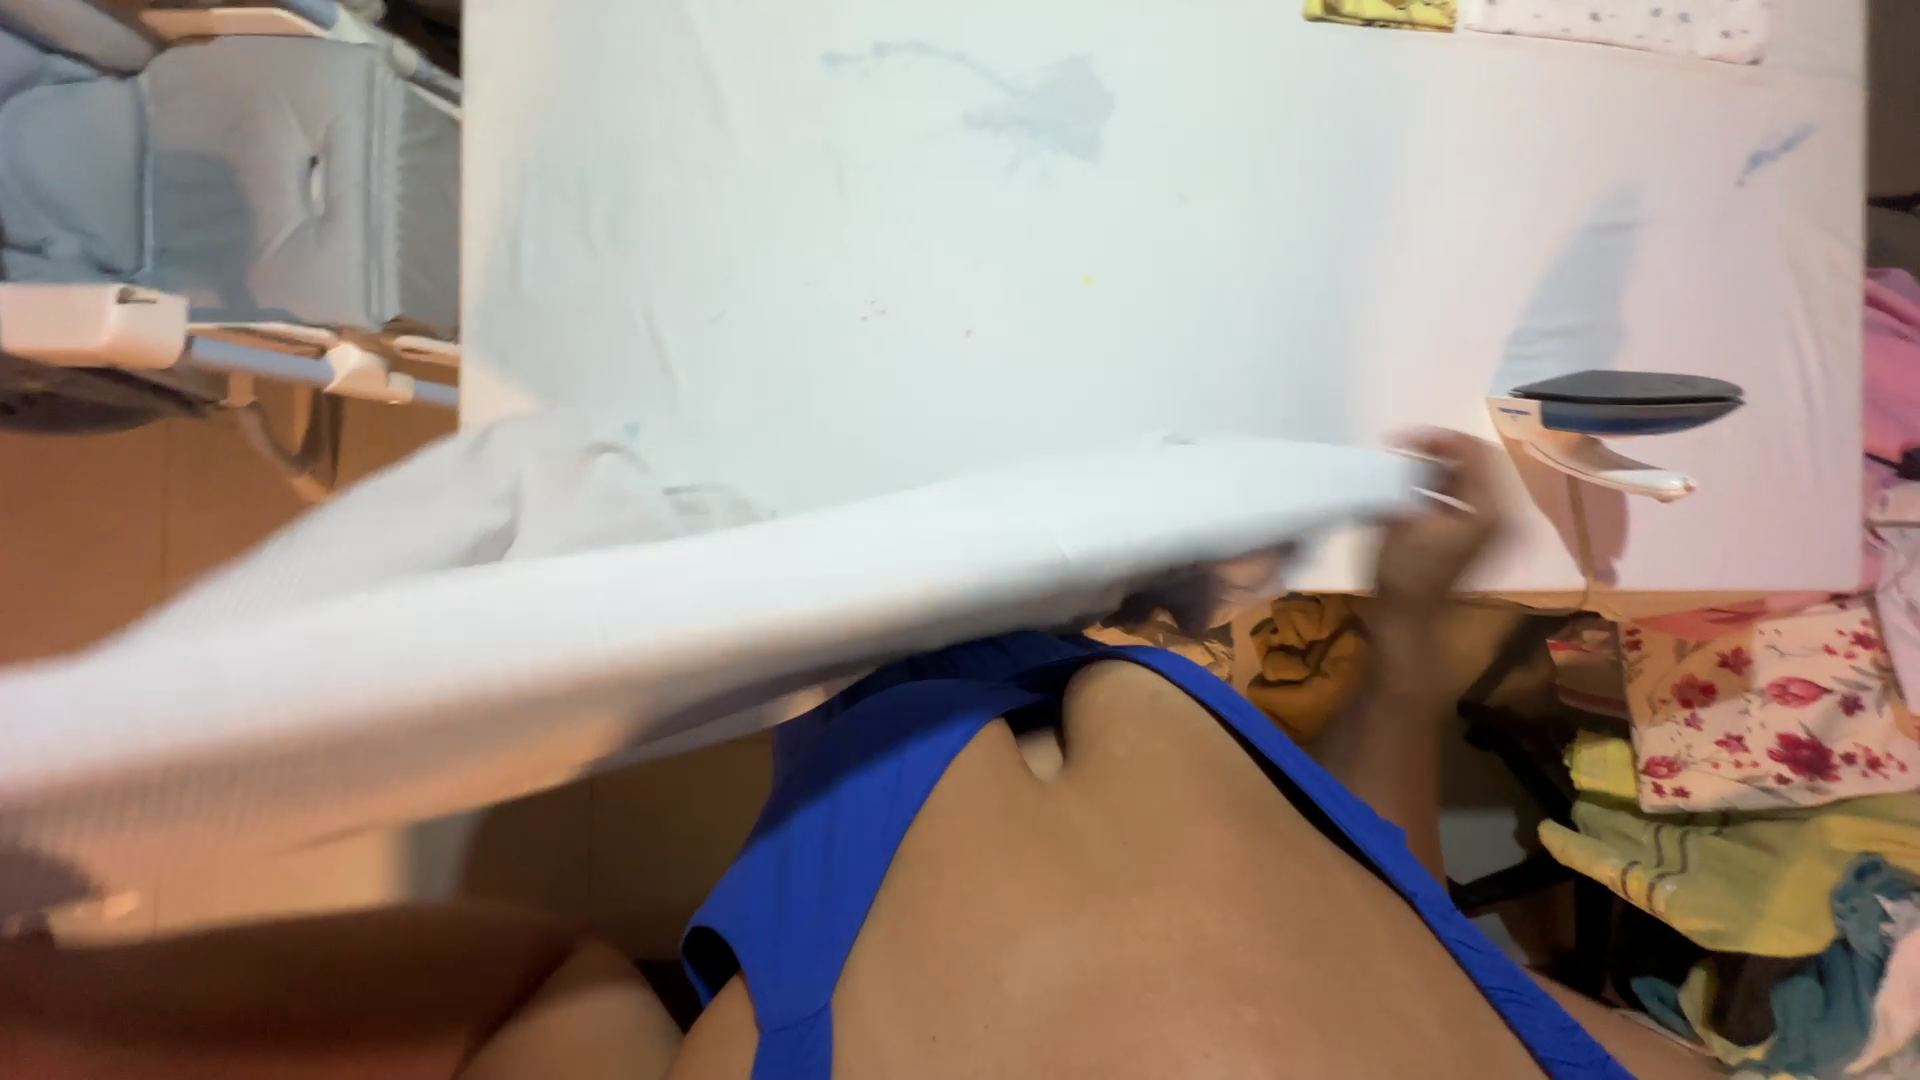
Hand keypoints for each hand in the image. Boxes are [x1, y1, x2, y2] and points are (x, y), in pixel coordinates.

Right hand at [1372, 430, 1503, 621]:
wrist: (1408, 616)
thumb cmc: (1404, 570)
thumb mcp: (1403, 518)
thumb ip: (1412, 481)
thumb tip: (1407, 455)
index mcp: (1489, 508)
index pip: (1477, 453)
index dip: (1440, 439)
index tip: (1402, 439)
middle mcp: (1499, 514)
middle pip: (1475, 465)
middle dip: (1437, 453)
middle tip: (1401, 451)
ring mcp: (1489, 528)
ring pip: (1467, 482)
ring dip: (1435, 471)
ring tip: (1400, 471)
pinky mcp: (1475, 539)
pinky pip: (1462, 500)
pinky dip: (1437, 490)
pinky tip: (1409, 493)